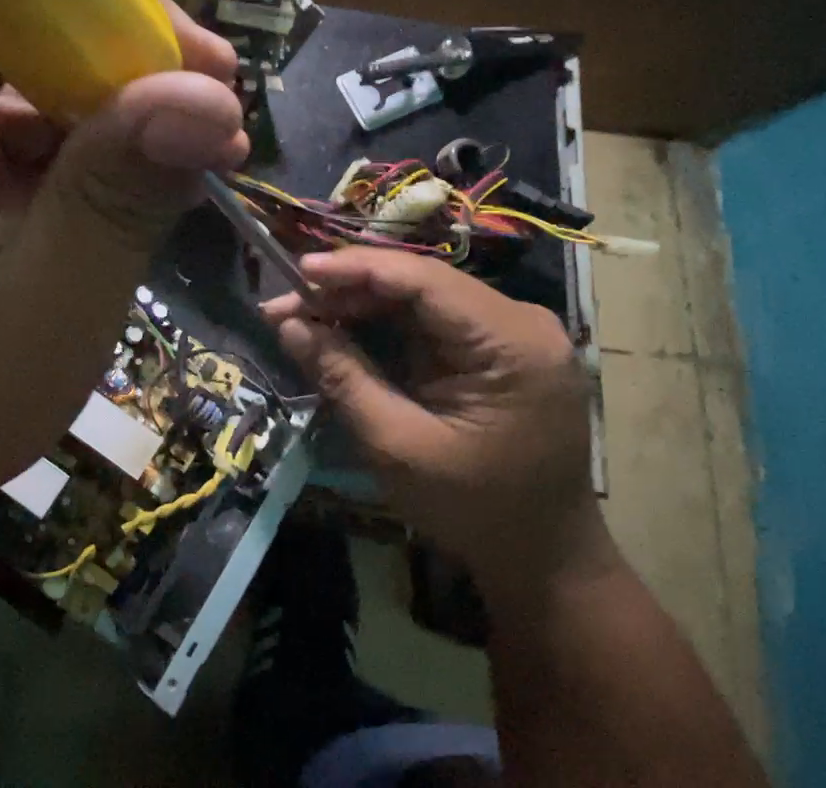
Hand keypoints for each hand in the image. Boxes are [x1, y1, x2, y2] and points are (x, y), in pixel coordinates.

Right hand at [261, 249, 606, 584]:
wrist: (543, 558)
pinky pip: (429, 324)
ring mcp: (510, 335)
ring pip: (419, 300)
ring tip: (298, 319)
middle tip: (281, 309)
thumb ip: (343, 378)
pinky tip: (338, 332)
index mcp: (512, 342)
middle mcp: (519, 323)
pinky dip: (381, 327)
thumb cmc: (475, 509)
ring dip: (357, 307)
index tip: (296, 271)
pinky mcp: (494, 352)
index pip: (424, 279)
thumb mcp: (398, 445)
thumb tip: (288, 325)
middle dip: (346, 292)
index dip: (355, 268)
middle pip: (419, 285)